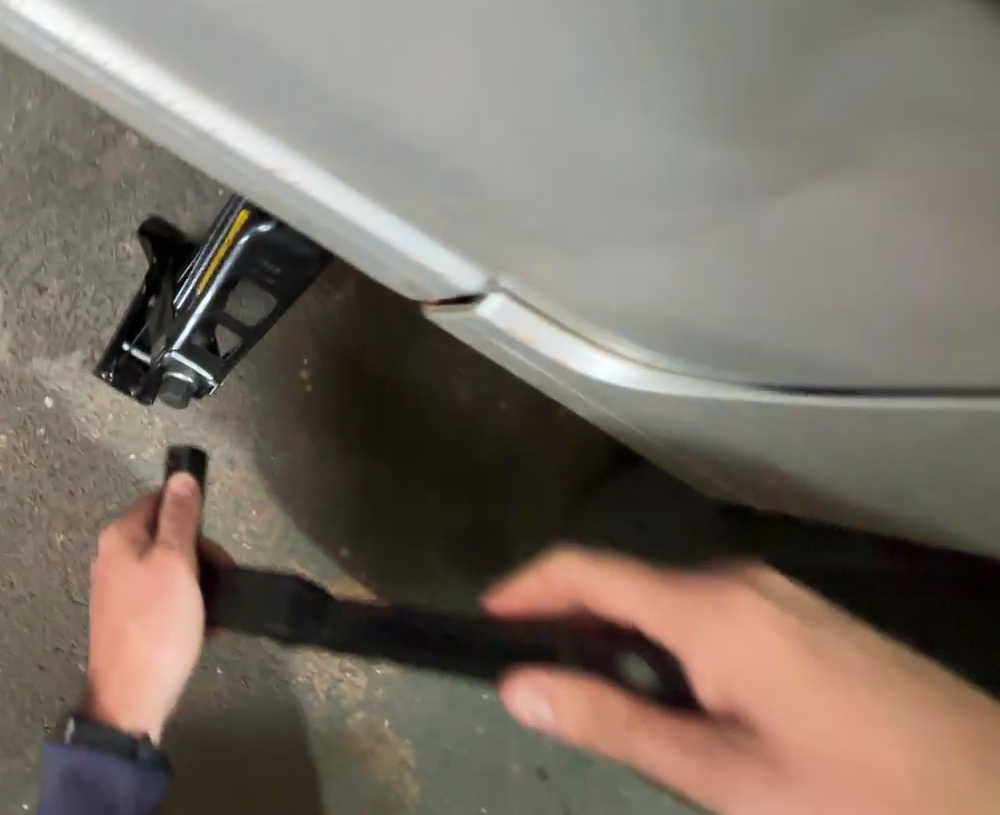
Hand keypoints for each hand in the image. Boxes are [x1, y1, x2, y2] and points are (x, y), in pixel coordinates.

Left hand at [81, 473, 227, 741]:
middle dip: (198, 553)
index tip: (216, 545)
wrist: (131, 697)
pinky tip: (204, 627)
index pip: (158, 500)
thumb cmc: (157, 624)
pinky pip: (161, 599)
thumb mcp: (176, 563)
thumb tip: (181, 475)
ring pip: (166, 569)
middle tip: (223, 579)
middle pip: (164, 535)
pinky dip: (184, 607)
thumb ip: (180, 518)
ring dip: (196, 583)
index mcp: (120, 535)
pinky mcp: (126, 619)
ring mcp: (116, 589)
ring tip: (216, 609)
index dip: (191, 515)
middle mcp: (111, 556)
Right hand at [485, 546, 999, 814]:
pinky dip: (679, 651)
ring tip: (629, 713)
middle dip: (577, 627)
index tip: (485, 626)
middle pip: (625, 586)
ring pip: (671, 606)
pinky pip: (718, 620)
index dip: (522, 590)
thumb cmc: (876, 802)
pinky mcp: (821, 626)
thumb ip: (615, 725)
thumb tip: (514, 687)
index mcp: (710, 608)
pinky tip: (705, 712)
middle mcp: (740, 583)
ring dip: (629, 645)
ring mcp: (787, 601)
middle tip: (556, 690)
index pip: (582, 570)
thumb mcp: (733, 782)